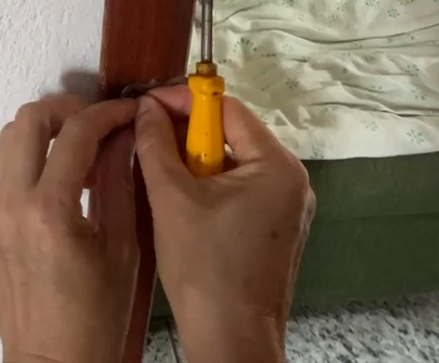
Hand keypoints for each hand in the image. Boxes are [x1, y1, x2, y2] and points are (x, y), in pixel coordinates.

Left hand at [0, 94, 140, 362]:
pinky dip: (34, 149)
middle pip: (29, 118)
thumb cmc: (96, 319)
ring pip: (11, 134)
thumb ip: (120, 183)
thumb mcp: (122, 250)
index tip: (131, 111)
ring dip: (47, 126)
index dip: (108, 112)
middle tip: (102, 122)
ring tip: (84, 146)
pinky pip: (7, 162)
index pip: (76, 132)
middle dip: (69, 109)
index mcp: (49, 210)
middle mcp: (12, 200)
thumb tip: (125, 134)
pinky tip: (66, 171)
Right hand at [133, 88, 314, 362]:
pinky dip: (210, 180)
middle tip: (148, 133)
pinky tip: (181, 191)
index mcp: (277, 165)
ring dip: (195, 156)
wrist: (231, 342)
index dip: (184, 100)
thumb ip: (155, 142)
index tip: (147, 104)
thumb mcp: (171, 196)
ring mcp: (289, 205)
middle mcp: (292, 178)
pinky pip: (241, 183)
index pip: (227, 107)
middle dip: (187, 130)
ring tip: (158, 161)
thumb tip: (146, 107)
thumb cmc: (204, 268)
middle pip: (232, 131)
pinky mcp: (277, 226)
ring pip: (233, 158)